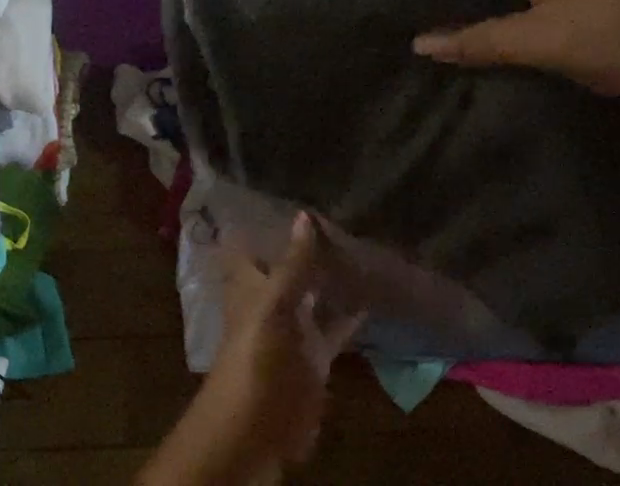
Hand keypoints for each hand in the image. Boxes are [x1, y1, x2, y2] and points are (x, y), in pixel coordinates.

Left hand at [205, 212, 364, 464]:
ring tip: (360, 245)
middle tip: (337, 213)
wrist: (258, 424)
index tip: (285, 194)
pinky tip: (373, 296)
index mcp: (247, 284)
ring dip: (330, 278)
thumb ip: (292, 264)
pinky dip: (349, 314)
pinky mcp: (314, 356)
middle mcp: (267, 301)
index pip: (249, 244)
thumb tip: (304, 215)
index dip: (262, 222)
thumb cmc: (255, 354)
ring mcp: (291, 329)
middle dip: (304, 247)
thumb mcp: (272, 303)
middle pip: (285, 268)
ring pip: (311, 295)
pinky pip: (333, 328)